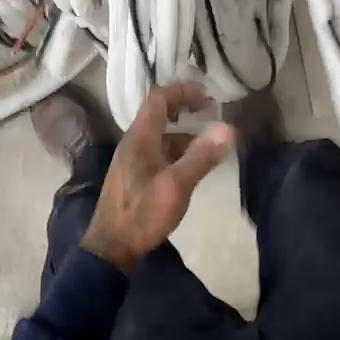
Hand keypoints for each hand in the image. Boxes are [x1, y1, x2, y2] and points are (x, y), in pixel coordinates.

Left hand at [81, 83, 234, 272]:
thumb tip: (227, 127)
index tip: (208, 95)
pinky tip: (191, 164)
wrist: (111, 248)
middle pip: (158, 112)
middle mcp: (133, 142)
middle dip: (184, 106)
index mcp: (140, 137)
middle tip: (210, 110)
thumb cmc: (142, 213)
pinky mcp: (134, 176)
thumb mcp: (176, 186)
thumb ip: (201, 156)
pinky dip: (176, 148)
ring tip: (208, 138)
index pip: (159, 98)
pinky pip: (157, 151)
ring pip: (159, 134)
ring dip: (182, 130)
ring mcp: (132, 160)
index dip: (182, 90)